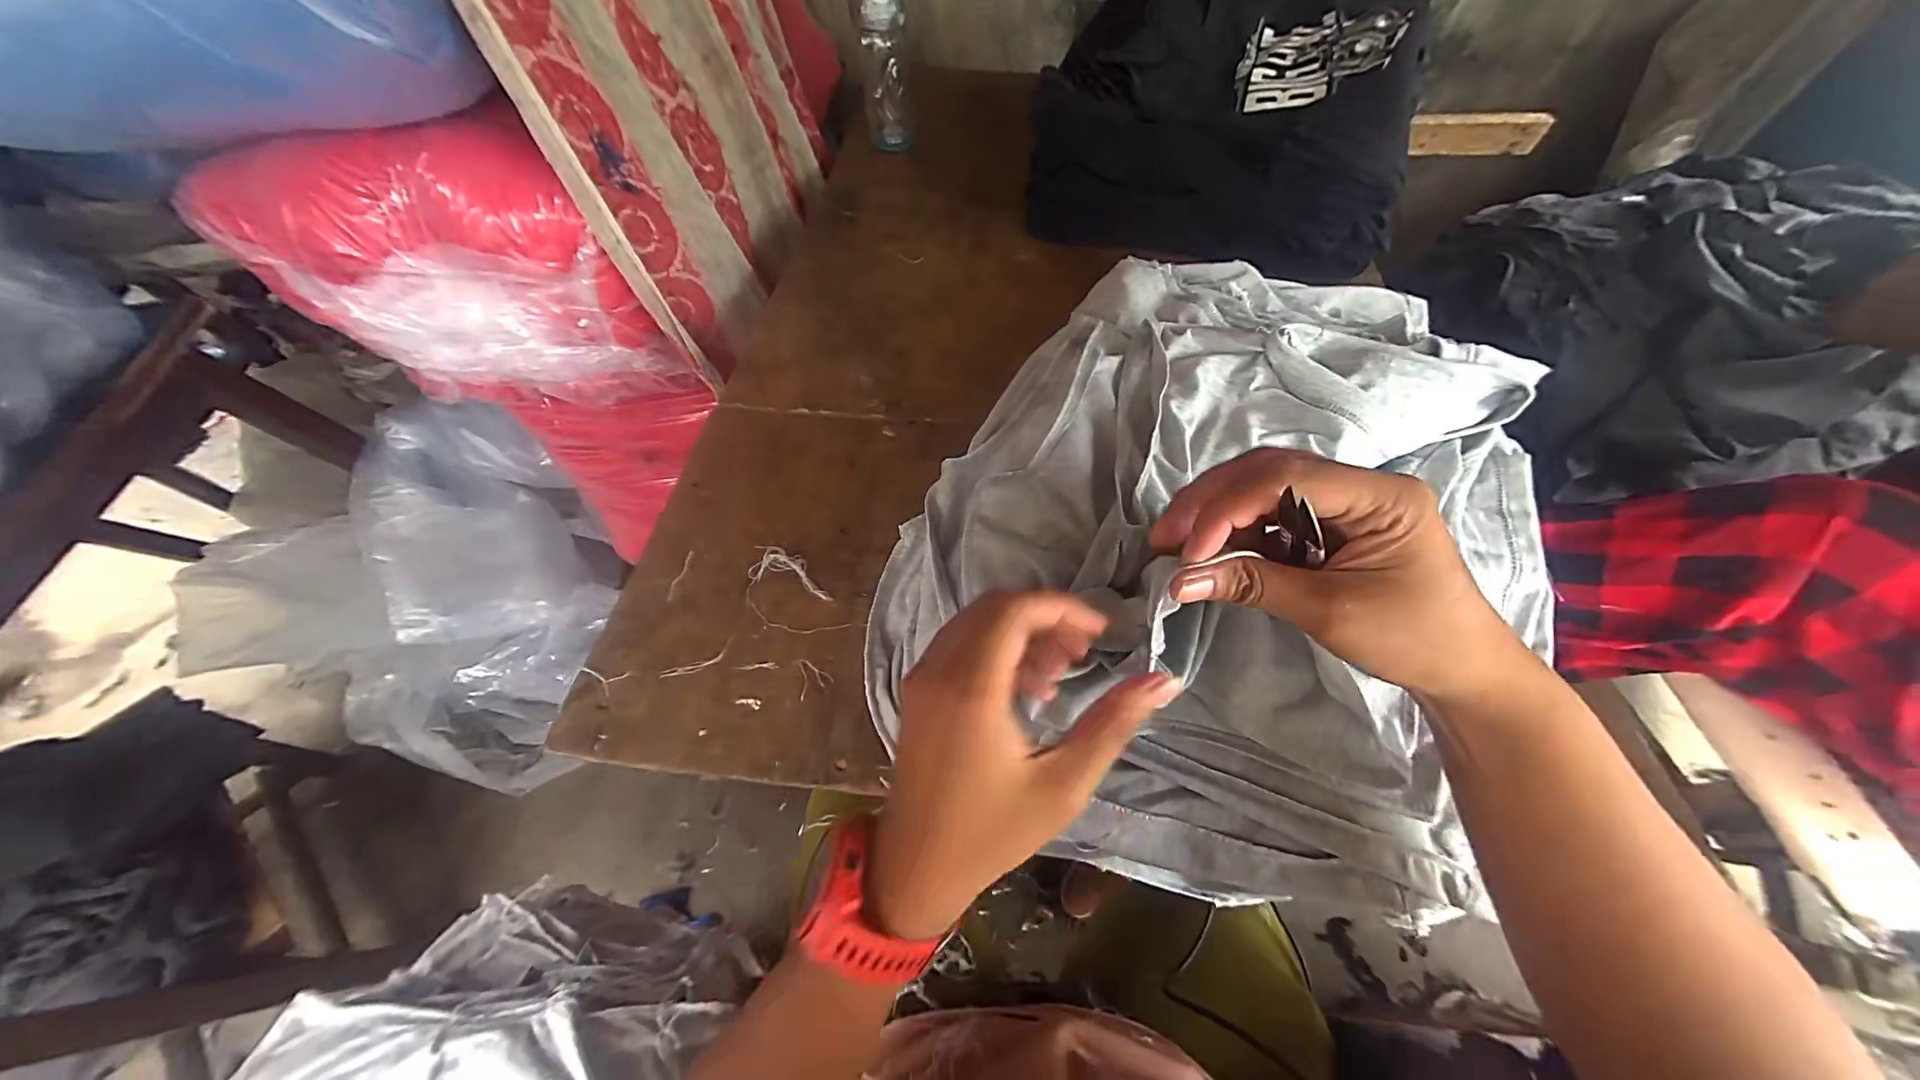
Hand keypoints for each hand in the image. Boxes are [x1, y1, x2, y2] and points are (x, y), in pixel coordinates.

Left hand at [866, 591, 1182, 939]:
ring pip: (976, 623)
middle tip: (1083, 652)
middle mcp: (938, 670)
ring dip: (1022, 634)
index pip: (1014, 611)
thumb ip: (1112, 724)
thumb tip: (1163, 680)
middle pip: (995, 608)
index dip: (1063, 608)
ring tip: (1060, 675)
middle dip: (1045, 618)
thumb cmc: (993, 833)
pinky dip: (996, 650)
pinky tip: (1027, 689)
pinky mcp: (917, 691)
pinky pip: (959, 645)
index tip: (1101, 631)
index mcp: (971, 688)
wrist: (917, 866)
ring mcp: (921, 678)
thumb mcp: (1063, 784)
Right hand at [1150, 448, 1532, 703]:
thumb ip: (1253, 584)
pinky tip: (1206, 548)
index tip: (1188, 550)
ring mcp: (1342, 504)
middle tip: (1164, 536)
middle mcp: (1359, 486)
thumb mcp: (1329, 611)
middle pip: (1268, 472)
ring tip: (1174, 543)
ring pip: (1262, 490)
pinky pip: (1269, 517)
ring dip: (1215, 514)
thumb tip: (1180, 580)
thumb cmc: (1412, 639)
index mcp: (1379, 495)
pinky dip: (1233, 532)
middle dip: (1211, 502)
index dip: (1228, 508)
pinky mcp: (1326, 528)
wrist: (1462, 672)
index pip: (1287, 480)